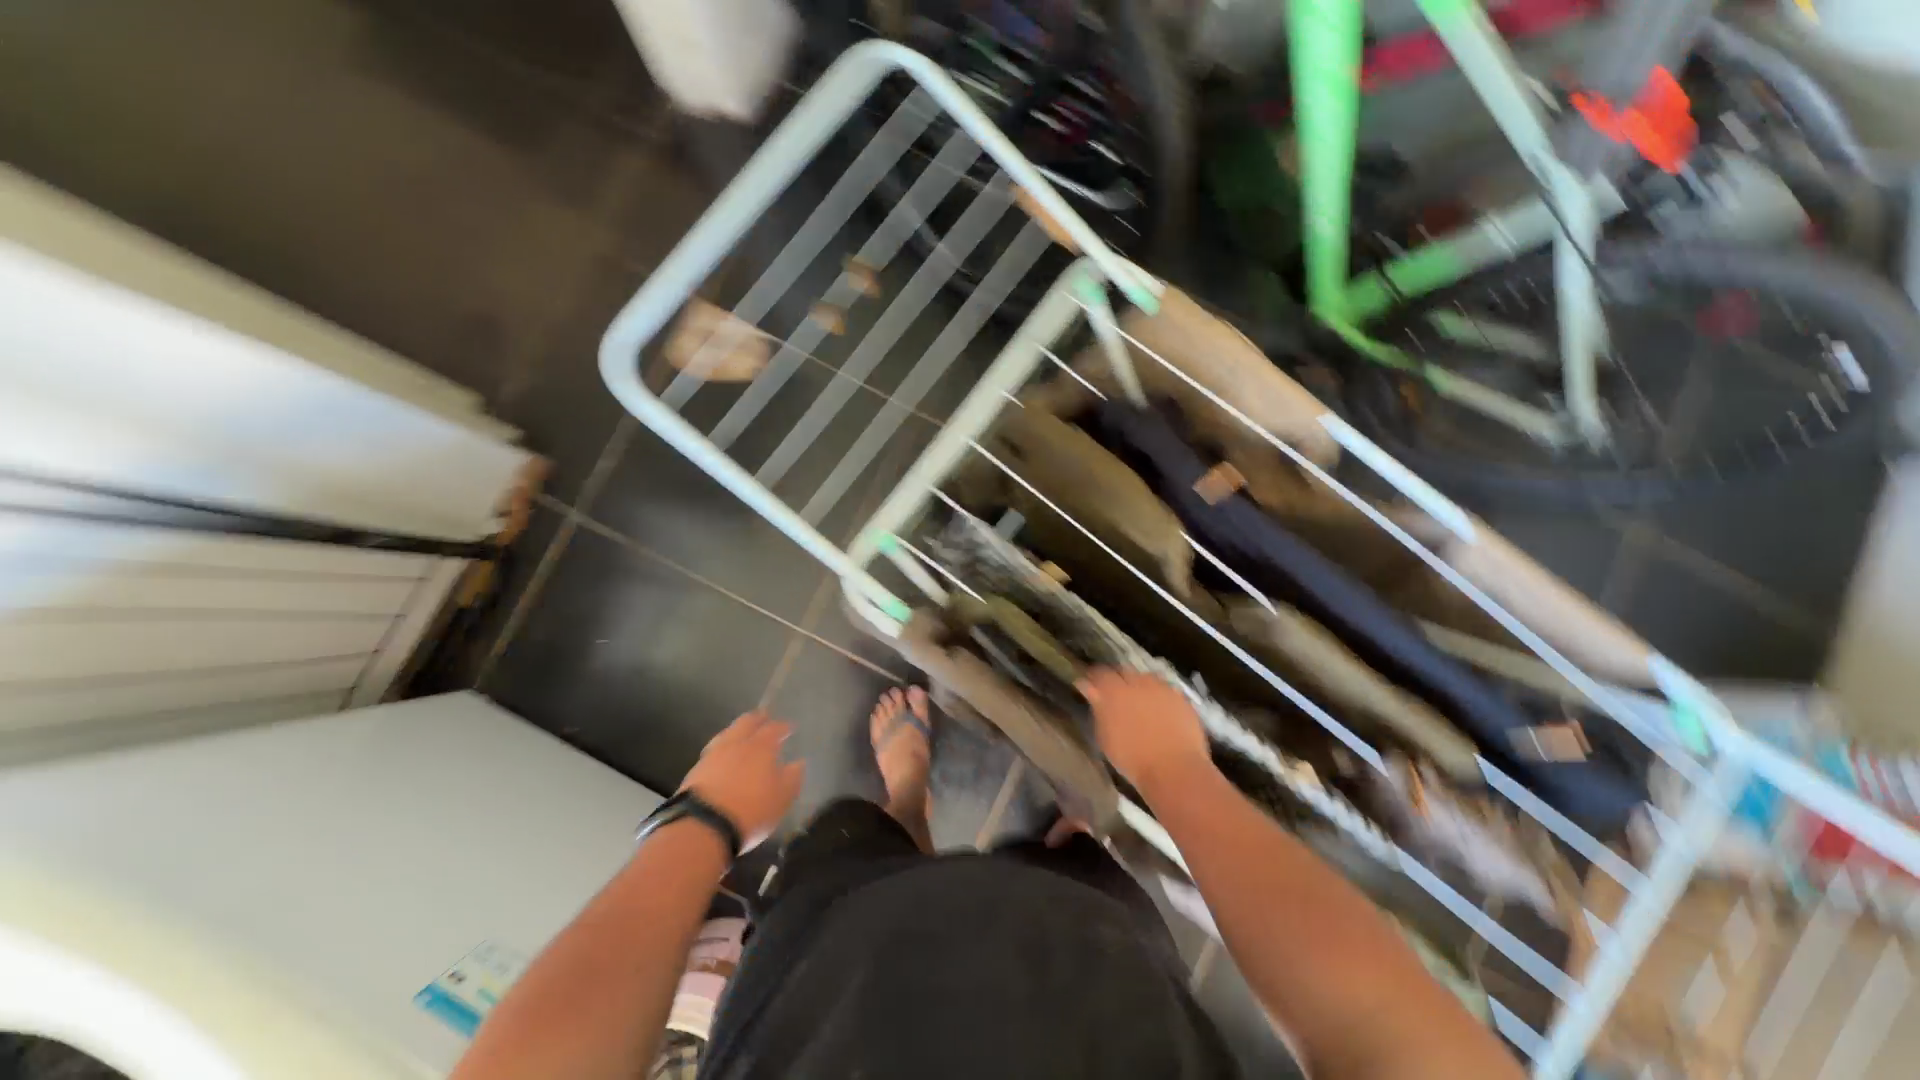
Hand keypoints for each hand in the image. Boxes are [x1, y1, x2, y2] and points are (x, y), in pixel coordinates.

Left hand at [680, 711, 805, 850]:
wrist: (703, 826)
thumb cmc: (752, 810)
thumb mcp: (782, 798)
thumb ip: (792, 778)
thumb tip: (798, 763)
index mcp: (760, 747)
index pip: (774, 729)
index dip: (783, 726)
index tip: (789, 726)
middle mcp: (736, 744)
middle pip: (746, 722)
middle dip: (757, 718)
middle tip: (764, 717)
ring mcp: (713, 755)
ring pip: (727, 734)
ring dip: (737, 731)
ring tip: (742, 735)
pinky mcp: (696, 770)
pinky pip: (713, 750)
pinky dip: (722, 748)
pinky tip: (723, 757)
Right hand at [1077, 669, 1213, 797]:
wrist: (1174, 769)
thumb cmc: (1132, 759)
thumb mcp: (1105, 736)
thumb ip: (1098, 708)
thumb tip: (1089, 688)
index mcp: (1115, 691)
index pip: (1100, 673)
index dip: (1094, 678)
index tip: (1089, 687)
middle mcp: (1139, 683)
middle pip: (1124, 672)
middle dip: (1117, 680)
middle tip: (1113, 695)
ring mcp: (1163, 689)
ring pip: (1146, 678)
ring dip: (1139, 686)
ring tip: (1139, 702)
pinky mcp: (1181, 698)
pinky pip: (1166, 690)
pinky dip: (1159, 696)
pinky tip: (1159, 710)